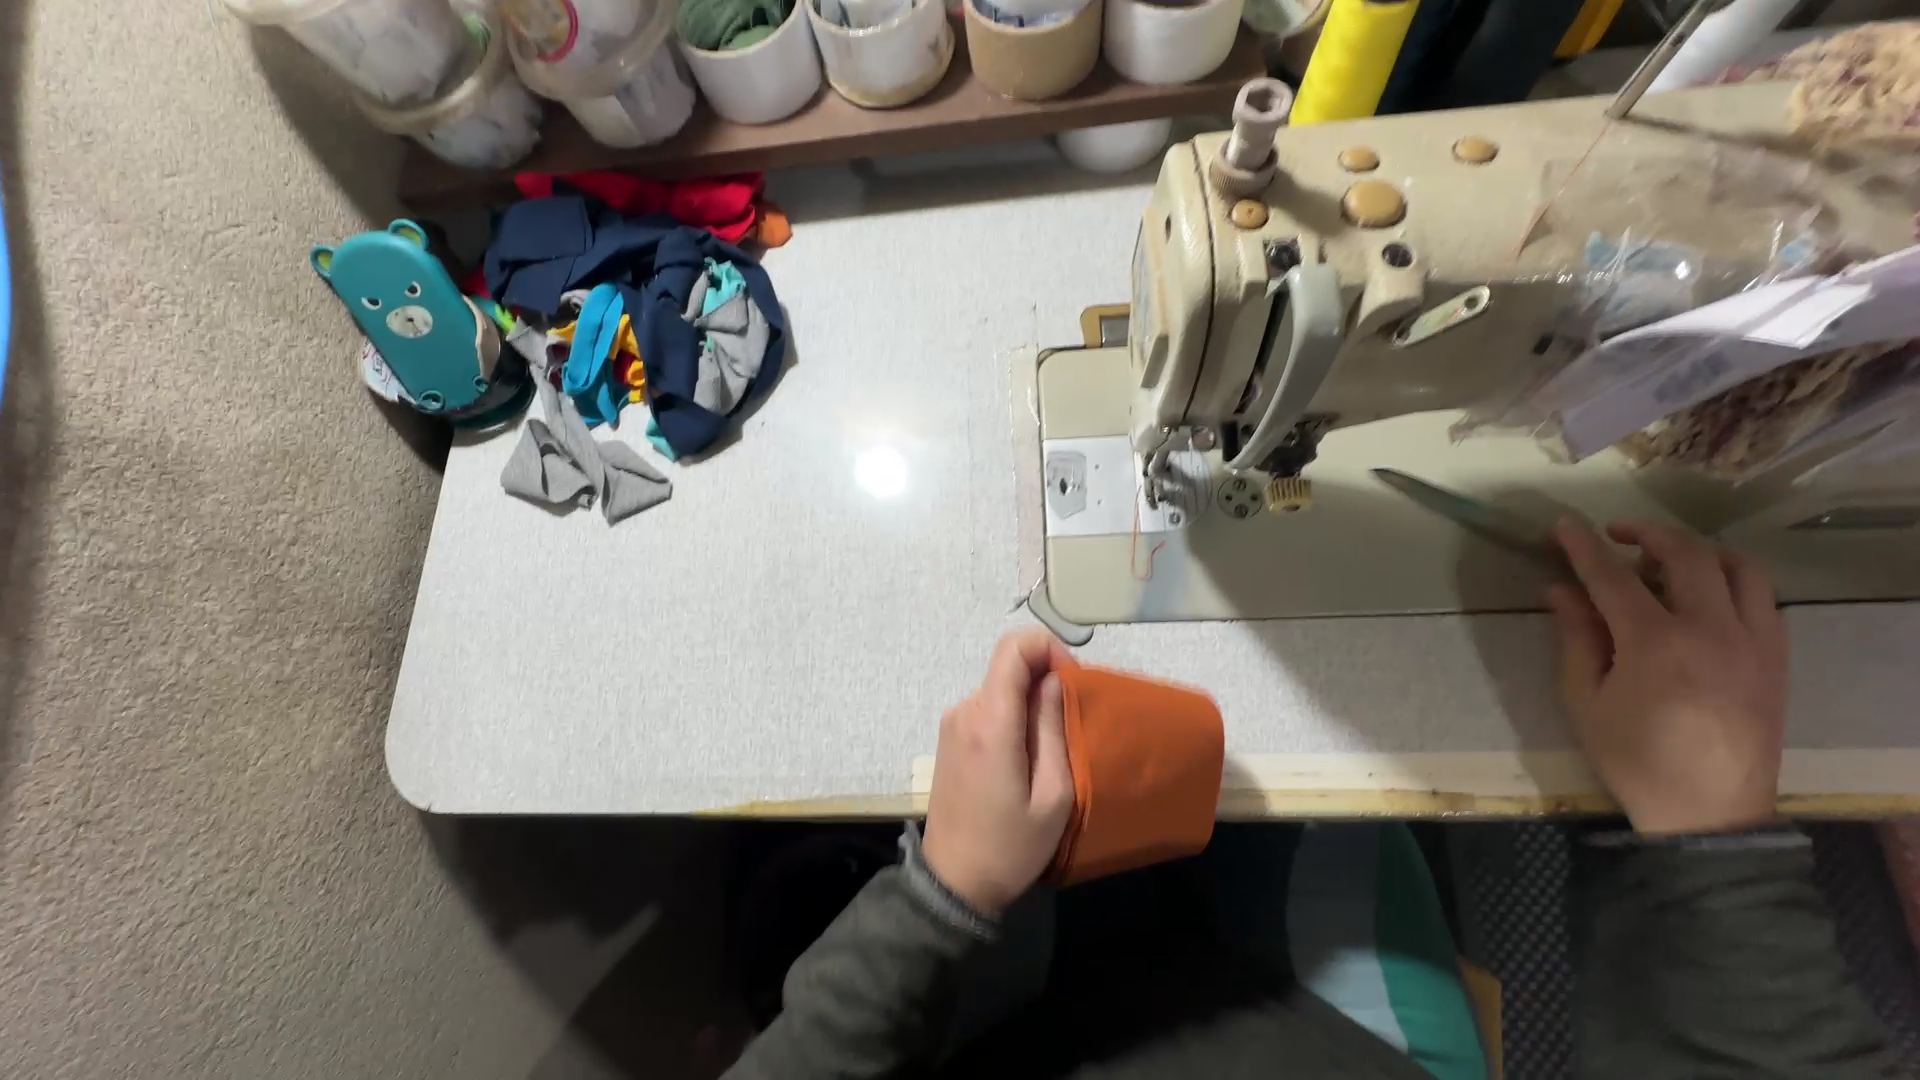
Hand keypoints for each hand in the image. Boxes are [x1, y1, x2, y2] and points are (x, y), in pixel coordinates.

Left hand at [922, 628, 1074, 915]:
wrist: (955, 882)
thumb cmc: (1011, 846)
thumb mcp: (1053, 794)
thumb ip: (1052, 727)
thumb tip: (1054, 678)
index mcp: (990, 722)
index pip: (1013, 648)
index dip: (1048, 648)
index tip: (1073, 680)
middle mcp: (965, 711)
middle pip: (1008, 666)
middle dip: (1045, 680)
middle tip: (1070, 722)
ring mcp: (952, 723)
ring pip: (1000, 687)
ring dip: (1030, 702)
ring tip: (1050, 750)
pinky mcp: (950, 737)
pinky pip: (988, 707)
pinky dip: (1012, 716)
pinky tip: (1025, 757)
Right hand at [1547, 519, 1788, 836]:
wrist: (1708, 808)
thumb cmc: (1631, 755)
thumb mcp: (1584, 697)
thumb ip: (1576, 636)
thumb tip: (1560, 589)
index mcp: (1656, 642)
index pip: (1613, 576)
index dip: (1583, 547)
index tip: (1562, 526)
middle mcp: (1713, 630)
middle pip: (1686, 554)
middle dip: (1645, 533)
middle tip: (1613, 534)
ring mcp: (1755, 641)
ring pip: (1739, 567)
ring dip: (1697, 550)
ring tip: (1663, 557)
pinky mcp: (1777, 657)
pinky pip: (1762, 598)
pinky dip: (1730, 580)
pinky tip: (1701, 594)